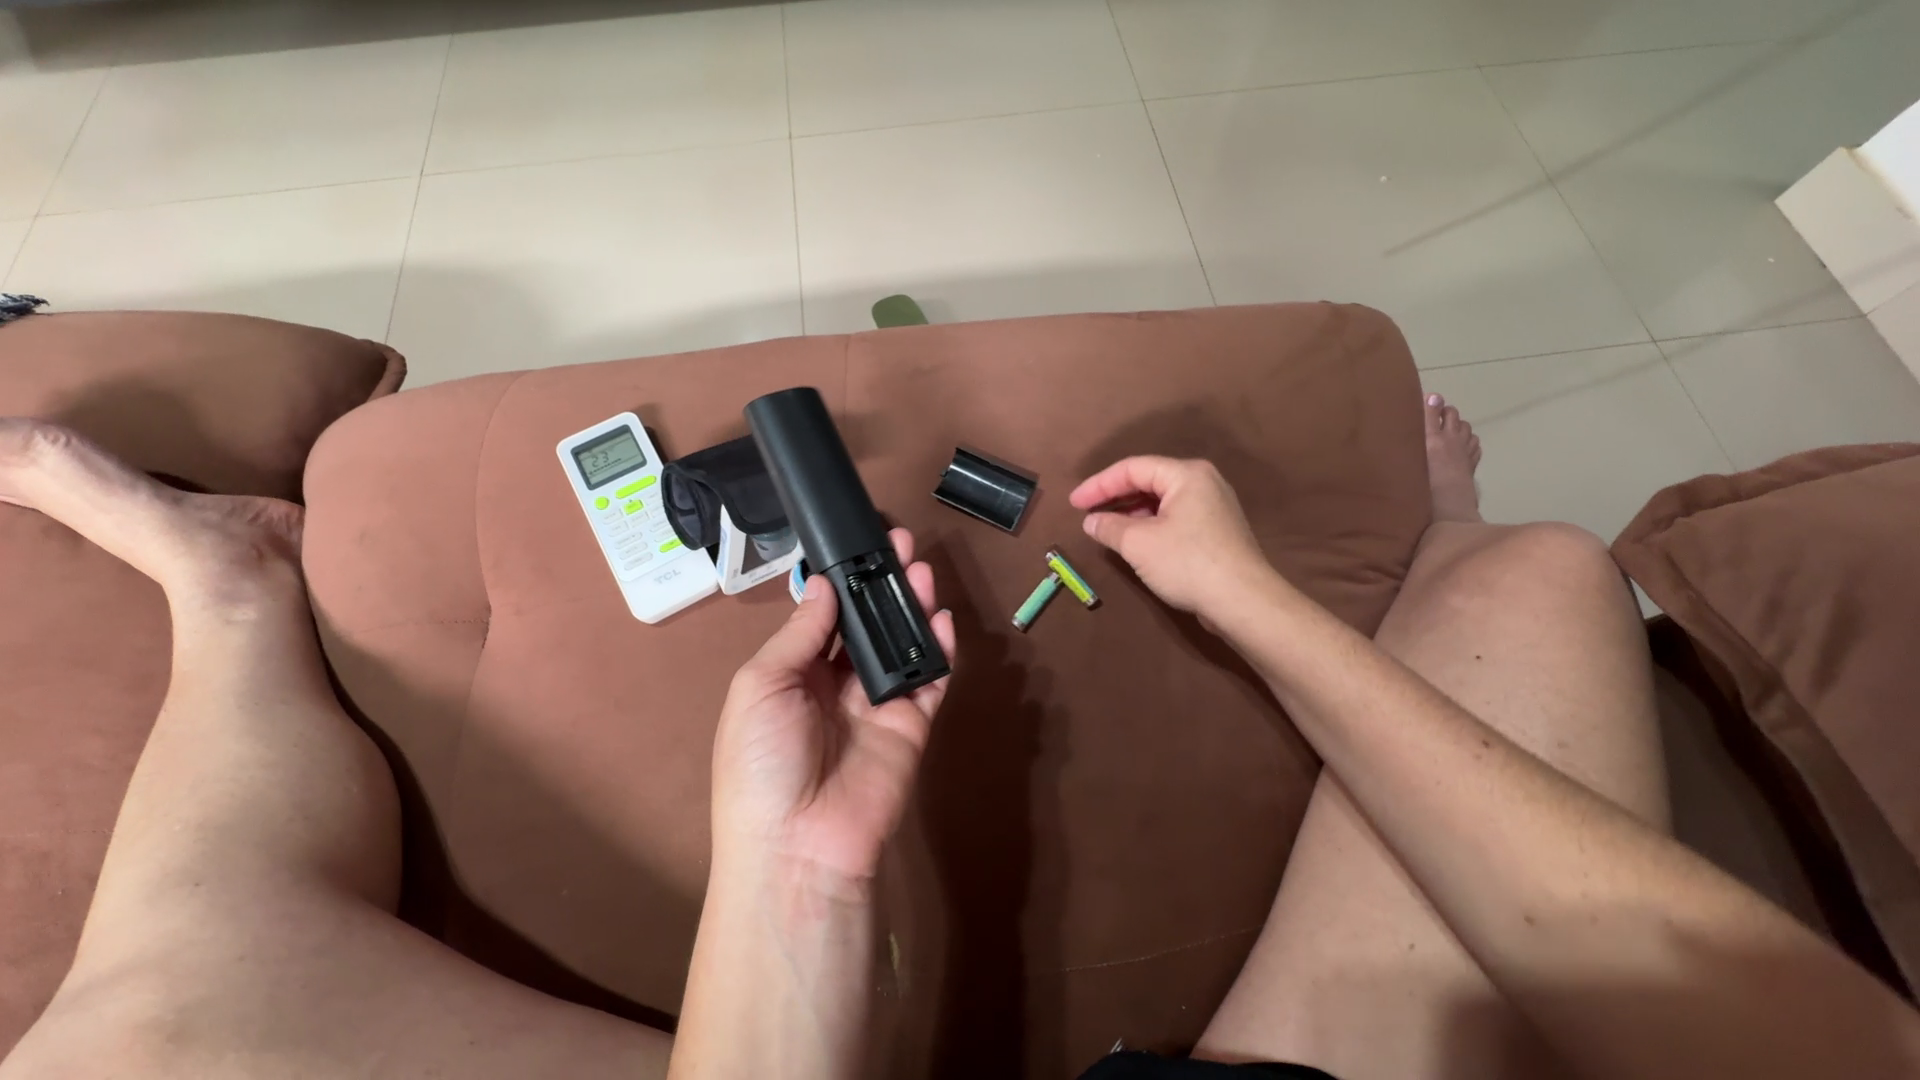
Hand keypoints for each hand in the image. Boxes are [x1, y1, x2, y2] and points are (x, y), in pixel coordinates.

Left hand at [713, 529, 956, 889]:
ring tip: (921, 568)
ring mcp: (877, 706)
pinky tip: (942, 618)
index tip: (858, 546)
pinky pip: (930, 682)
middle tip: (899, 544)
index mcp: (792, 676)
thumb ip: (799, 633)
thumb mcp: (761, 687)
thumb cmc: (762, 760)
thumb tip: (822, 585)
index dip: (842, 584)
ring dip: (912, 607)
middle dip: (882, 586)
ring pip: (901, 646)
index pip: (823, 619)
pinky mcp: (912, 727)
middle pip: (867, 627)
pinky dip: (940, 651)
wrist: (798, 842)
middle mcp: (836, 686)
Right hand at [1070, 456, 1271, 615]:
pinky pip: (1175, 517)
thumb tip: (1091, 521)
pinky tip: (1135, 541)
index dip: (1098, 484)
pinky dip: (1150, 524)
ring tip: (1106, 528)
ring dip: (1131, 513)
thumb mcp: (1138, 544)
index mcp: (1186, 474)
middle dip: (1115, 497)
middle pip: (1149, 481)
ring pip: (1162, 501)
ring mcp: (1213, 506)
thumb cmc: (1187, 563)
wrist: (1242, 600)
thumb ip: (1109, 527)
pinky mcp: (1216, 530)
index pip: (1132, 468)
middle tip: (1087, 513)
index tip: (1073, 503)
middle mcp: (1203, 482)